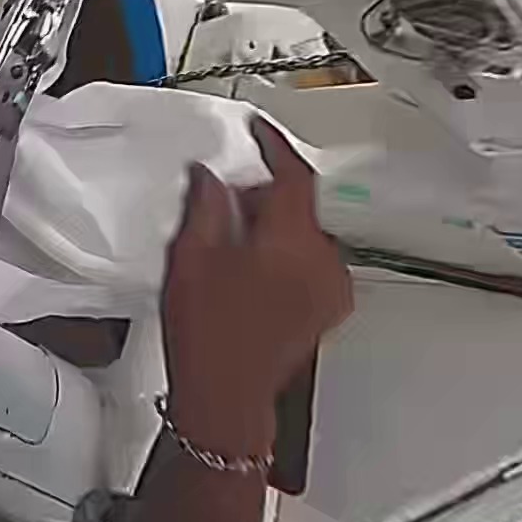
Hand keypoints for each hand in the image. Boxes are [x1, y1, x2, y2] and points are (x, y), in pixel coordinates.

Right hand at [161, 117, 352, 455]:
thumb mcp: (191, 255)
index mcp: (293, 243)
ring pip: (302, 233)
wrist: (224, 392)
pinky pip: (308, 260)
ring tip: (227, 243)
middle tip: (219, 203)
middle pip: (297, 206)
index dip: (274, 146)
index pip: (294, 177)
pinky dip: (282, 251)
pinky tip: (246, 269)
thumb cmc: (206, 328)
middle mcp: (324, 263)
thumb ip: (206, 205)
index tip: (258, 129)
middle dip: (260, 196)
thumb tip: (211, 175)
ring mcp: (329, 289)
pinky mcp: (325, 308)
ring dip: (270, 225)